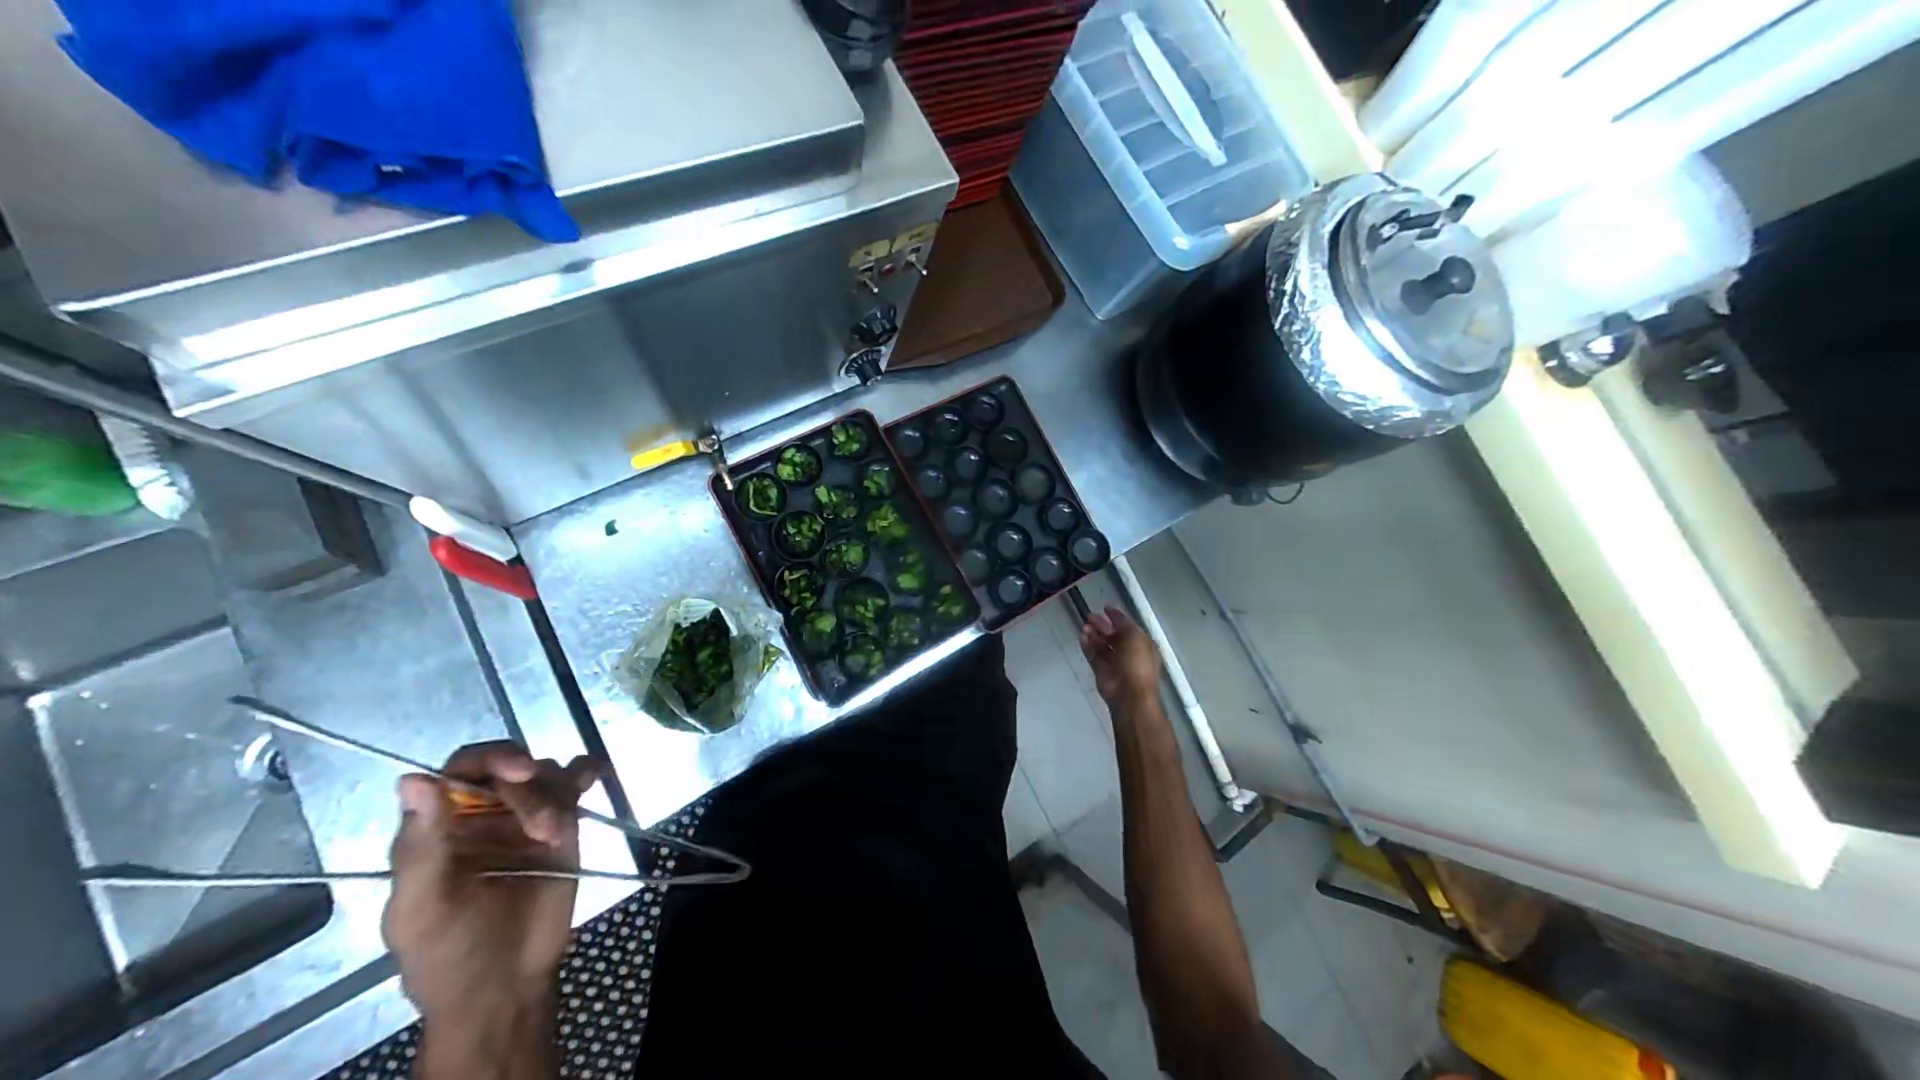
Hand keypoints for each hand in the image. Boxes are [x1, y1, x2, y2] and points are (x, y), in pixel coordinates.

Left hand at [383, 741, 599, 1078]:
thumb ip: (421, 845)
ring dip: (556, 793)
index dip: (489, 759)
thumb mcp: (421, 907)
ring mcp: (525, 817)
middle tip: (542, 827)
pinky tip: (595, 775)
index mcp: (439, 826)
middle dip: (528, 788)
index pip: (459, 770)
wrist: (504, 987)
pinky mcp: (563, 826)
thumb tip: (412, 779)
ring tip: (554, 835)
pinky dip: (588, 771)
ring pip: (547, 773)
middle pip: (510, 768)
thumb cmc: (448, 954)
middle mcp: (482, 812)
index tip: (518, 771)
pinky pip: (577, 784)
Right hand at [1078, 605, 1161, 706]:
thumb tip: (1113, 613)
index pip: (1128, 627)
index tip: (1105, 608)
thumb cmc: (1136, 662)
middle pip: (1113, 635)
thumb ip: (1122, 622)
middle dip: (1101, 625)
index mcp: (1141, 644)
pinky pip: (1093, 655)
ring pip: (1101, 645)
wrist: (1129, 693)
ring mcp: (1114, 662)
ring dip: (1093, 634)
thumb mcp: (1134, 635)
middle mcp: (1128, 652)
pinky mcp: (1101, 671)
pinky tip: (1081, 637)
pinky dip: (1087, 645)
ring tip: (1084, 626)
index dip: (1117, 617)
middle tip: (1089, 616)